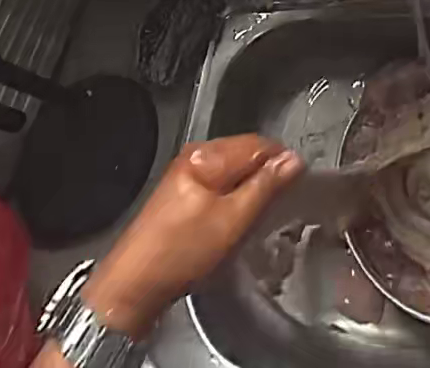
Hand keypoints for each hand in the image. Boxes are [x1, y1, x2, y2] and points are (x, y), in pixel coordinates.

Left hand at [83, 134, 302, 333]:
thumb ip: (264, 186)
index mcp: (207, 154)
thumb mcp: (232, 221)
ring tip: (258, 212)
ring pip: (233, 168)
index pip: (258, 143)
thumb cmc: (180, 253)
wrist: (133, 285)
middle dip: (265, 173)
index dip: (281, 161)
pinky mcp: (181, 190)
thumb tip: (292, 160)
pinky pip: (218, 181)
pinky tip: (234, 217)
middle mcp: (195, 153)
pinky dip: (232, 194)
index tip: (297, 182)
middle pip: (245, 152)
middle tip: (279, 202)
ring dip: (249, 185)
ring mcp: (186, 171)